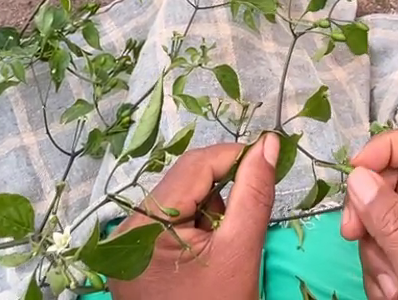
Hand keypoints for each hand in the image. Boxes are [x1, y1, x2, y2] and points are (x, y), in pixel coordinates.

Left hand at [108, 133, 278, 299]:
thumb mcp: (240, 251)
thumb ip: (254, 191)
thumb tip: (268, 141)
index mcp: (145, 226)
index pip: (196, 164)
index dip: (235, 155)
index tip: (270, 156)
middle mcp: (128, 229)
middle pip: (185, 178)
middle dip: (224, 182)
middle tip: (255, 196)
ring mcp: (129, 244)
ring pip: (181, 195)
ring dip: (212, 202)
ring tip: (227, 237)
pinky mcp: (137, 256)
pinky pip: (172, 218)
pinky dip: (198, 221)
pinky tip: (211, 246)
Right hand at [339, 129, 397, 299]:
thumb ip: (392, 223)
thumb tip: (359, 175)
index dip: (388, 149)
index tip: (353, 172)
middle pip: (396, 186)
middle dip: (371, 210)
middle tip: (350, 234)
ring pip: (384, 224)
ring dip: (376, 254)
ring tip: (393, 290)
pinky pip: (385, 257)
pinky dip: (381, 277)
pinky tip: (393, 298)